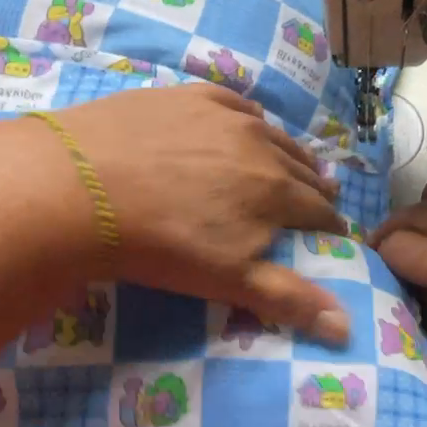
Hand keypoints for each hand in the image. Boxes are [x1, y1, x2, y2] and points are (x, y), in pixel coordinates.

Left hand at [43, 84, 350, 342]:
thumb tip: (346, 329)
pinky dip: (249, 116)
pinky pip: (233, 101)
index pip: (319, 211)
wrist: (79, 189)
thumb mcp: (229, 280)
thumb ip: (289, 300)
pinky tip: (249, 121)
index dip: (332, 226)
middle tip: (321, 201)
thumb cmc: (161, 244)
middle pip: (302, 170)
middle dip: (316, 189)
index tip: (336, 234)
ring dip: (289, 153)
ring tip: (295, 164)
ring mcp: (222, 115)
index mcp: (276, 192)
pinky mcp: (185, 96)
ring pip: (272, 133)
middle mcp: (260, 145)